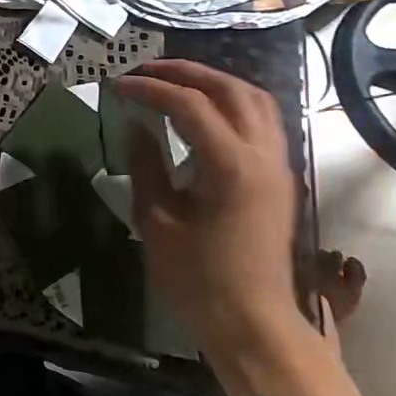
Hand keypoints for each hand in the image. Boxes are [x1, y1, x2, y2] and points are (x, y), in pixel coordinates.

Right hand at [117, 59, 304, 362]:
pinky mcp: (279, 180)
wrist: (254, 324)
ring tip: (173, 83)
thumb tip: (135, 126)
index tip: (117, 86)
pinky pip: (261, 123)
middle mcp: (264, 157)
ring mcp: (279, 167)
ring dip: (214, 83)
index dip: (150, 88)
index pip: (190, 105)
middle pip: (233, 90)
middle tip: (146, 71)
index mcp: (231, 166)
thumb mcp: (156, 220)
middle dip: (187, 72)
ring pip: (256, 102)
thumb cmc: (197, 277)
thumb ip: (146, 165)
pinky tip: (200, 115)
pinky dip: (230, 104)